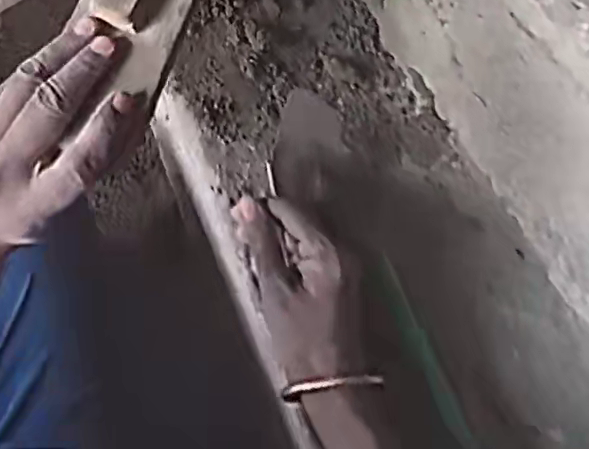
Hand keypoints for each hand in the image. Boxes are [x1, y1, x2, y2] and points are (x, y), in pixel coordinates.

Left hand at [0, 17, 144, 252]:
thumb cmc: (27, 213)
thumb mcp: (65, 206)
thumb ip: (95, 164)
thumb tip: (129, 113)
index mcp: (37, 202)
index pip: (77, 165)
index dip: (104, 131)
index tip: (127, 100)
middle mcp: (7, 166)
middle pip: (48, 110)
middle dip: (83, 73)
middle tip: (111, 47)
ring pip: (27, 82)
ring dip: (62, 51)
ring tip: (91, 30)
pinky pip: (16, 77)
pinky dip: (46, 55)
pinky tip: (67, 40)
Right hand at [234, 195, 363, 380]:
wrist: (335, 386)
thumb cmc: (301, 339)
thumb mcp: (274, 287)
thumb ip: (261, 240)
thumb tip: (246, 203)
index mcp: (328, 250)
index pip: (288, 208)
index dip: (260, 209)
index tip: (238, 219)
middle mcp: (345, 249)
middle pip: (301, 215)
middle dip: (270, 221)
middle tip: (244, 235)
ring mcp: (349, 263)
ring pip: (307, 230)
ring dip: (281, 235)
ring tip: (258, 254)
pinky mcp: (346, 275)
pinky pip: (315, 247)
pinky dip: (294, 249)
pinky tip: (278, 266)